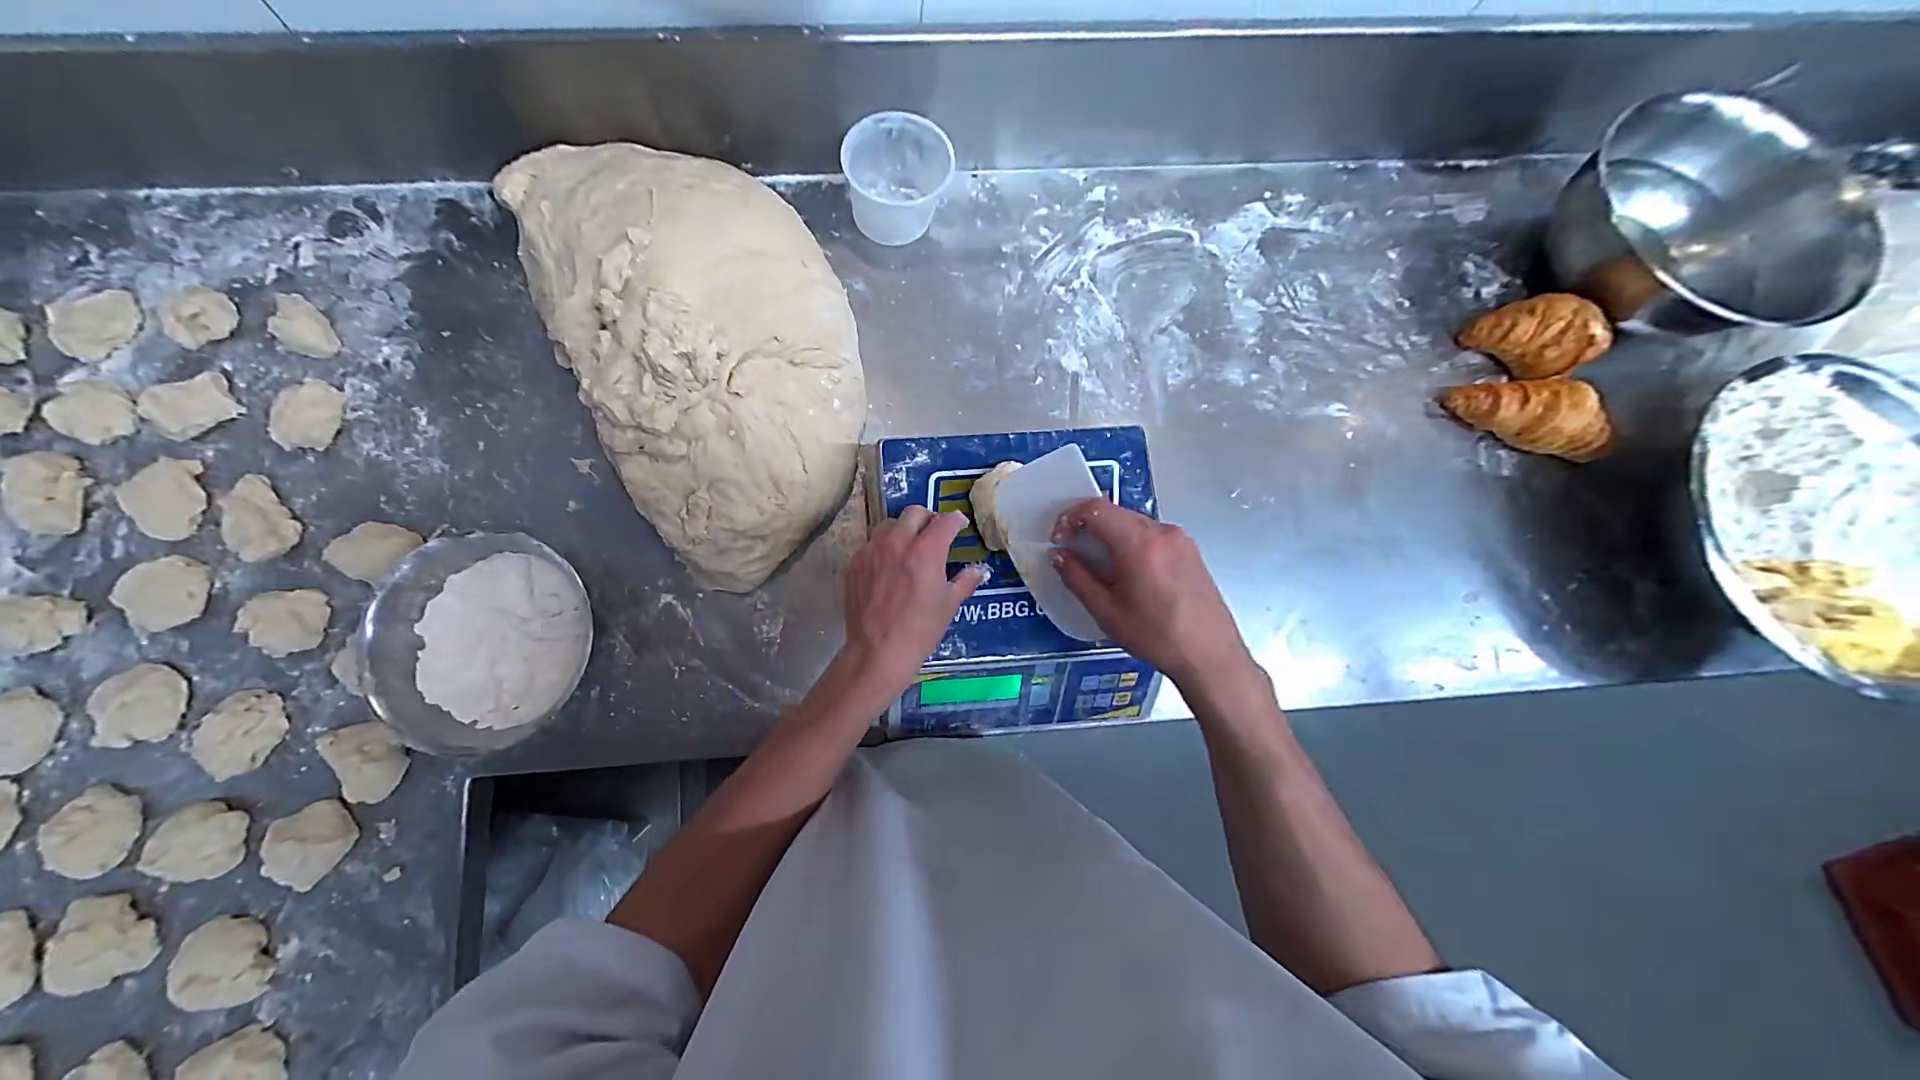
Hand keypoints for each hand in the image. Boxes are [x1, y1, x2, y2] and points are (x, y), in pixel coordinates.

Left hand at [838, 506, 987, 704]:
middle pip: (914, 512)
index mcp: (926, 550)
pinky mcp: (855, 564)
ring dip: (903, 529)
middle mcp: (897, 542)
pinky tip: (888, 567)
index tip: (959, 525)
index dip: (955, 521)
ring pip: (889, 524)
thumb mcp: (949, 604)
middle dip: (928, 518)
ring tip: (909, 547)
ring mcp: (872, 551)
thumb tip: (979, 571)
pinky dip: (883, 548)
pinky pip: (871, 545)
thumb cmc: (920, 630)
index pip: (945, 521)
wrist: (878, 651)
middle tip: (934, 533)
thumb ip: (965, 581)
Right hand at [1052, 498, 1254, 687]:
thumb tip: (1060, 557)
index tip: (1060, 537)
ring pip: (1133, 523)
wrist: (1210, 655)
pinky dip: (1132, 543)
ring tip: (1100, 567)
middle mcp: (1162, 533)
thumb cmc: (1159, 637)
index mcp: (1139, 544)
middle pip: (1115, 513)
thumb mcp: (1106, 611)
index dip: (1070, 518)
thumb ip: (1077, 578)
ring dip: (1110, 536)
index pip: (1096, 509)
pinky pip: (1152, 535)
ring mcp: (1180, 540)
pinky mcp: (1189, 550)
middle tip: (1073, 551)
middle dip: (1089, 527)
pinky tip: (1127, 573)